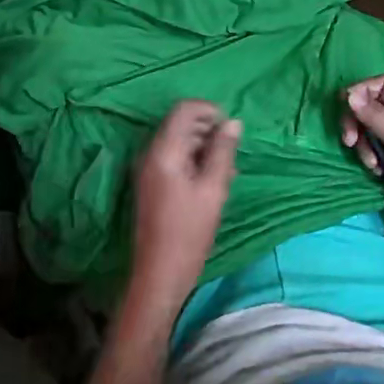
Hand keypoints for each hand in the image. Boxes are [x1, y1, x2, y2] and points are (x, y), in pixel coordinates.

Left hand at [131, 100, 240, 304]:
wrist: (159, 274)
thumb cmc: (188, 231)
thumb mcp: (213, 188)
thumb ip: (223, 151)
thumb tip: (233, 122)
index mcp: (163, 150)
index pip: (184, 109)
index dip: (210, 111)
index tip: (231, 130)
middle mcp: (151, 153)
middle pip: (181, 123)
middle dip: (210, 131)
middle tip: (232, 154)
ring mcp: (149, 168)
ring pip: (180, 141)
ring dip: (205, 147)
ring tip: (227, 171)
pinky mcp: (153, 183)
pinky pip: (176, 158)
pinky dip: (196, 161)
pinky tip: (214, 182)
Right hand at [341, 75, 383, 254]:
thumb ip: (377, 119)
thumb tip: (349, 94)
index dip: (364, 89)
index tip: (348, 106)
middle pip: (371, 105)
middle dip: (356, 120)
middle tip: (350, 141)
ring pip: (368, 128)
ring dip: (362, 143)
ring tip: (371, 163)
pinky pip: (372, 149)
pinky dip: (369, 157)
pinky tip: (377, 172)